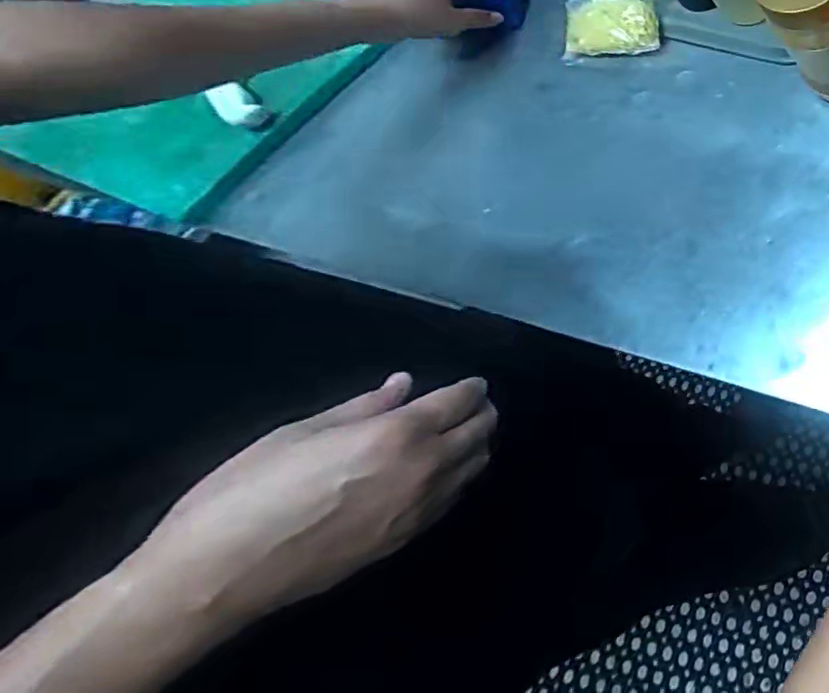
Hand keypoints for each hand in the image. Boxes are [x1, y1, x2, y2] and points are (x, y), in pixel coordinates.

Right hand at [122, 373, 496, 628]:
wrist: (209, 581)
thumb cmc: (244, 494)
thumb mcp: (299, 433)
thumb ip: (364, 406)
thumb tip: (404, 383)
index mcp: (401, 433)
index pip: (463, 400)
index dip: (473, 388)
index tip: (473, 384)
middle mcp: (425, 466)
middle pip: (482, 429)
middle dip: (482, 411)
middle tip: (469, 406)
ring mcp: (420, 505)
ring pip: (476, 464)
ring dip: (476, 445)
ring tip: (457, 436)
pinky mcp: (406, 537)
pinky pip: (453, 497)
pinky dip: (458, 477)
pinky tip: (439, 473)